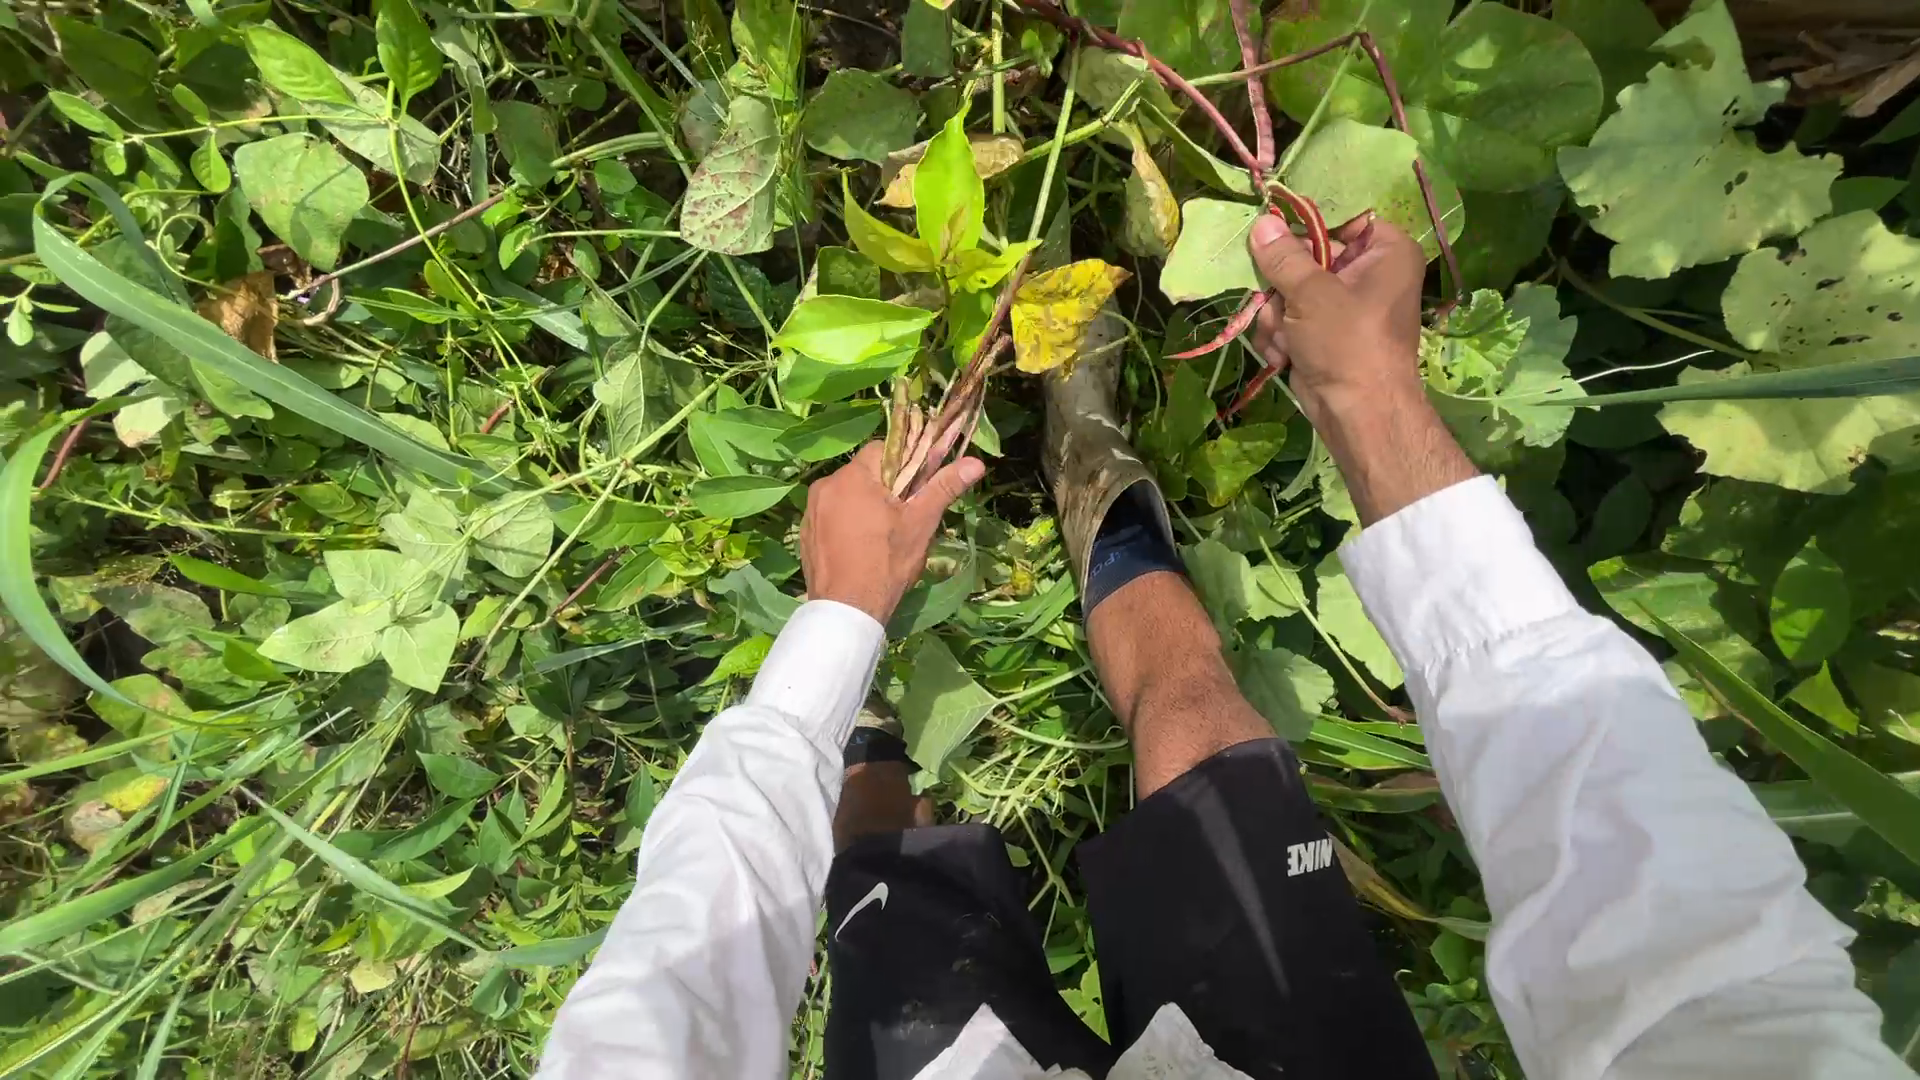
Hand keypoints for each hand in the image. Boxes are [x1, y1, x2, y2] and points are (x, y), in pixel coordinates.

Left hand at [801, 442, 984, 626]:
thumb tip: (976, 463)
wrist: (847, 611)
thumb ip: (944, 488)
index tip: (918, 486)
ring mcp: (811, 510)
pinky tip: (860, 546)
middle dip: (886, 487)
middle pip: (865, 473)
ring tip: (883, 534)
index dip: (906, 462)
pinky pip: (831, 515)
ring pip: (848, 494)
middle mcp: (825, 486)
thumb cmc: (887, 563)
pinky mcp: (805, 532)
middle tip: (904, 515)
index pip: (883, 449)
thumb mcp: (920, 524)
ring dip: (866, 505)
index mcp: (853, 477)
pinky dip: (847, 522)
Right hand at [1245, 212, 1477, 524]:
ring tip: (1283, 339)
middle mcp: (1366, 275)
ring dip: (1276, 318)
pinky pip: (1289, 320)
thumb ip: (1284, 258)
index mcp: (1384, 252)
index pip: (1340, 220)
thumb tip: (1261, 222)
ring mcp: (1341, 307)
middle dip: (1281, 289)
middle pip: (1306, 260)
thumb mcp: (1312, 294)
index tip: (1271, 233)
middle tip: (1272, 303)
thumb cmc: (1347, 343)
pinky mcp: (1321, 334)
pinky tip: (1282, 355)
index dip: (1305, 226)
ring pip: (1289, 293)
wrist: (1355, 410)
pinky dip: (1280, 337)